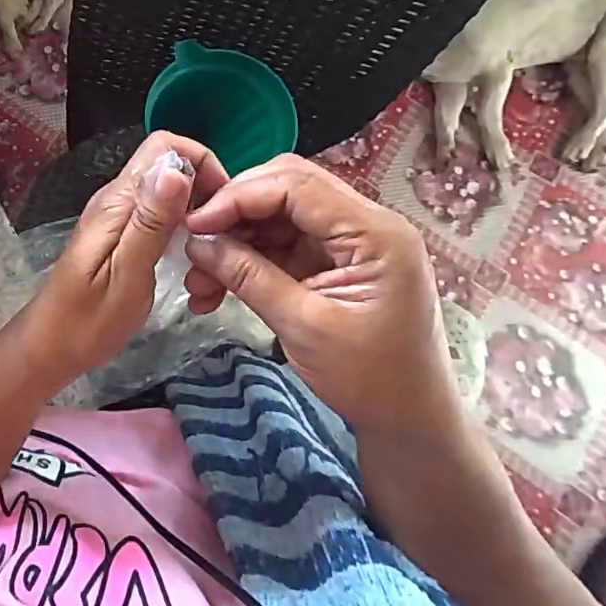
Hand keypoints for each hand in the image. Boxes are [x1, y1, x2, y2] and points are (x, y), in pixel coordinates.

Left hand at [26, 131, 229, 384]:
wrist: (50, 347)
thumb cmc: (88, 320)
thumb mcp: (126, 274)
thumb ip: (151, 222)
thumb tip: (176, 169)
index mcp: (118, 201)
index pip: (164, 146)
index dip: (202, 163)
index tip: (223, 206)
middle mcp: (118, 199)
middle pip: (172, 167)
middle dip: (206, 193)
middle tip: (222, 239)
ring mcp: (119, 217)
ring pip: (170, 194)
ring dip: (197, 217)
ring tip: (209, 257)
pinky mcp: (122, 235)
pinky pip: (160, 217)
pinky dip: (183, 233)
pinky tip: (190, 265)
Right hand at [182, 154, 461, 439]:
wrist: (410, 419)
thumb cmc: (370, 379)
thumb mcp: (303, 326)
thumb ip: (249, 276)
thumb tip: (197, 242)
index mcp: (374, 232)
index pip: (296, 185)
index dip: (238, 197)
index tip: (195, 225)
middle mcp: (365, 223)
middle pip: (286, 188)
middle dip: (234, 212)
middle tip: (195, 242)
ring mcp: (349, 240)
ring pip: (277, 215)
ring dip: (236, 240)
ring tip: (199, 279)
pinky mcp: (334, 259)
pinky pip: (282, 242)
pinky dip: (248, 258)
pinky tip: (218, 284)